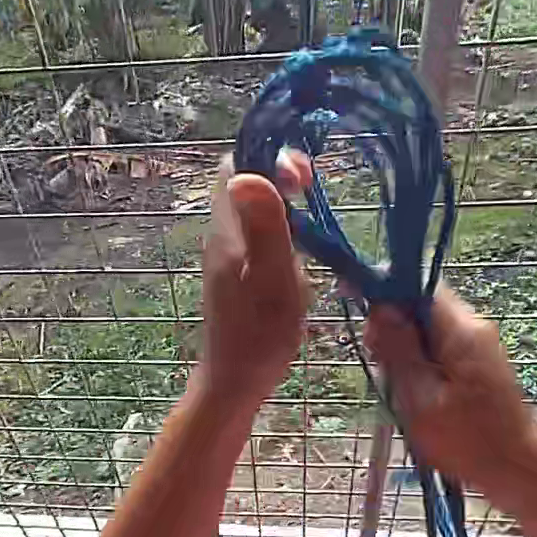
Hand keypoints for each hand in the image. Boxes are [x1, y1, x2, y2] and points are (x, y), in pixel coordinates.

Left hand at [198, 151, 311, 406]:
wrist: (236, 379)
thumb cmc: (259, 334)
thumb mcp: (271, 279)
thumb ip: (264, 227)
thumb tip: (247, 173)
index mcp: (228, 229)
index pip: (236, 165)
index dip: (269, 157)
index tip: (303, 177)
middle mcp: (224, 232)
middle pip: (245, 179)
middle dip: (279, 173)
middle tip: (311, 191)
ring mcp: (230, 251)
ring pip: (253, 204)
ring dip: (283, 199)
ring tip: (312, 215)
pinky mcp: (239, 268)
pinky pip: (259, 229)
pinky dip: (283, 224)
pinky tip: (303, 244)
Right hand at [364, 287, 536, 502]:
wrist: (517, 471)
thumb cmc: (467, 442)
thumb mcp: (420, 399)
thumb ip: (399, 350)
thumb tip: (380, 307)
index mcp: (462, 331)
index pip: (418, 288)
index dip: (387, 297)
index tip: (367, 324)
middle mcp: (474, 328)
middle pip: (421, 308)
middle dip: (394, 331)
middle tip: (381, 368)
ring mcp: (478, 345)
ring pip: (428, 330)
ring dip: (406, 351)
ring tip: (398, 388)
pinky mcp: (478, 362)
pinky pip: (440, 348)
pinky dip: (422, 363)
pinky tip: (415, 392)